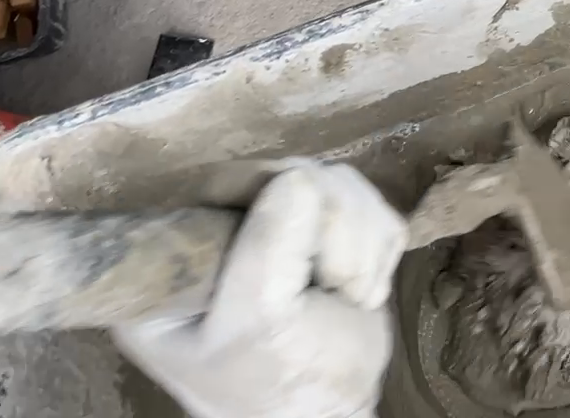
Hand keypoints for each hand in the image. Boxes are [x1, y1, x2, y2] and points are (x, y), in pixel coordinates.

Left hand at [112, 162, 407, 417]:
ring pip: (348, 185)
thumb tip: (298, 177)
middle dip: (337, 230)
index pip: (233, 181)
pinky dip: (383, 247)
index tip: (300, 251)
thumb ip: (266, 250)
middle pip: (303, 176)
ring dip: (364, 244)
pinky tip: (363, 290)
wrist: (334, 413)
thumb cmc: (276, 384)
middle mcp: (235, 232)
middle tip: (334, 285)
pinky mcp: (342, 232)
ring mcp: (292, 229)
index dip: (278, 199)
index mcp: (186, 256)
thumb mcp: (256, 325)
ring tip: (350, 294)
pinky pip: (378, 205)